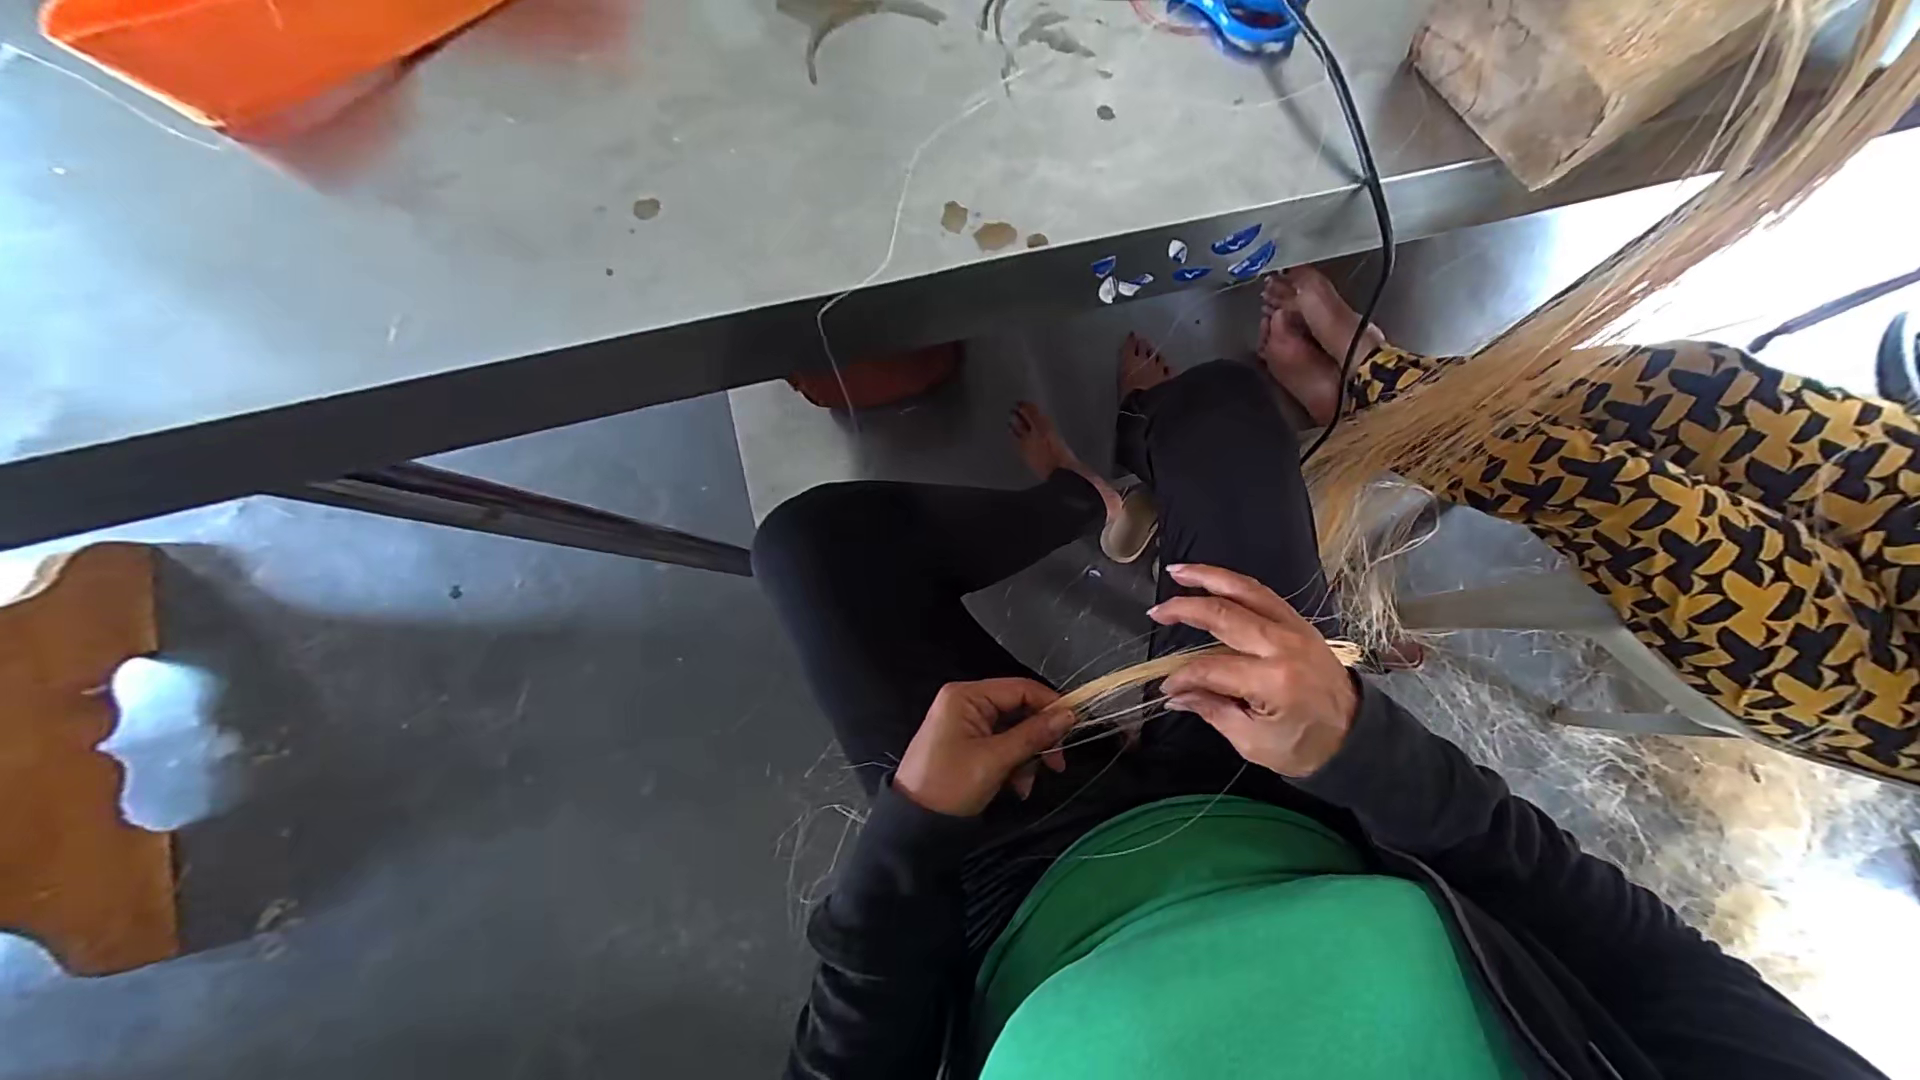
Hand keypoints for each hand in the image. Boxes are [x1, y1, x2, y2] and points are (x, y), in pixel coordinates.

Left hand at [894, 679, 1076, 816]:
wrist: (913, 826)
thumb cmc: (951, 785)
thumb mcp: (996, 760)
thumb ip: (1034, 735)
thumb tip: (1069, 714)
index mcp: (966, 696)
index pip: (1019, 688)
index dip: (1049, 705)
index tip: (1073, 728)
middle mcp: (965, 702)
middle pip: (1018, 710)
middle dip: (1037, 739)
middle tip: (1056, 765)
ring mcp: (965, 723)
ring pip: (1013, 731)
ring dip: (1026, 758)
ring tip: (1024, 786)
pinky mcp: (966, 744)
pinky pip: (1000, 745)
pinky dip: (1012, 765)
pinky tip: (1014, 788)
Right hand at [1148, 563, 1357, 777]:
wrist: (1357, 737)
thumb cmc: (1304, 746)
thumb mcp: (1252, 741)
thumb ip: (1211, 710)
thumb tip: (1175, 694)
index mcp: (1273, 681)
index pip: (1211, 668)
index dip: (1182, 676)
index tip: (1167, 688)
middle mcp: (1283, 646)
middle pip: (1224, 614)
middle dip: (1184, 610)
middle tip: (1156, 612)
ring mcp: (1294, 629)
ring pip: (1245, 590)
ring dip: (1207, 577)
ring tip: (1176, 571)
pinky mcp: (1299, 623)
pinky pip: (1262, 593)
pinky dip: (1233, 583)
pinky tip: (1211, 579)